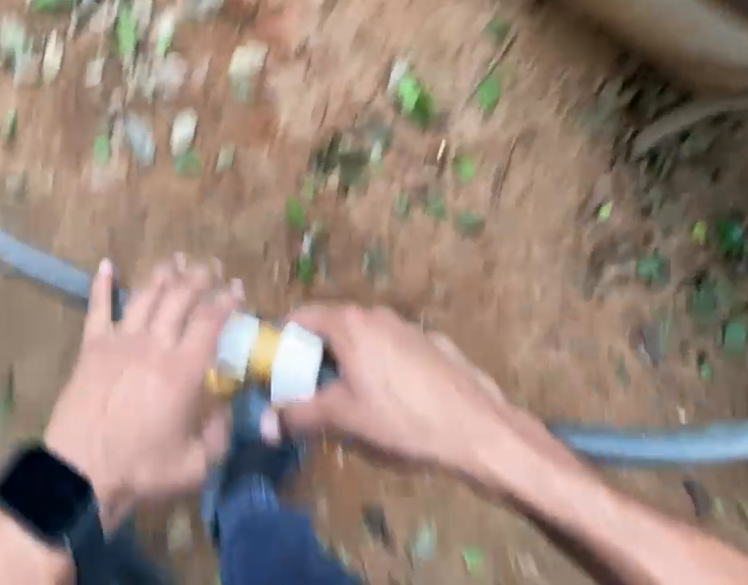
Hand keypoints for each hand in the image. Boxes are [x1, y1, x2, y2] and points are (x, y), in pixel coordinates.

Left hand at [43, 257, 239, 528]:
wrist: (82, 471)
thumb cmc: (141, 470)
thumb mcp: (196, 466)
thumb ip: (218, 435)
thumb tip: (225, 410)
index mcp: (182, 370)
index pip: (210, 321)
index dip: (227, 300)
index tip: (238, 288)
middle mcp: (153, 344)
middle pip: (179, 297)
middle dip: (199, 277)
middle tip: (211, 267)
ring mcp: (120, 340)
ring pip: (146, 295)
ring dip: (163, 274)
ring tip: (176, 260)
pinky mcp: (92, 346)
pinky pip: (98, 307)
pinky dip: (102, 284)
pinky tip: (106, 264)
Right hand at [272, 304, 574, 496]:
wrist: (480, 431)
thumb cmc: (403, 419)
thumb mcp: (344, 419)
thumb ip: (299, 415)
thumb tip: (266, 423)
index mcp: (349, 324)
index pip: (301, 315)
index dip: (284, 338)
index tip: (278, 366)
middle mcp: (376, 315)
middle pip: (333, 327)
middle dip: (317, 355)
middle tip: (311, 390)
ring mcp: (409, 327)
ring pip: (366, 339)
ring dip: (351, 362)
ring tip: (354, 400)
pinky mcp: (434, 345)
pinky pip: (394, 351)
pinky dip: (383, 368)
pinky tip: (397, 403)